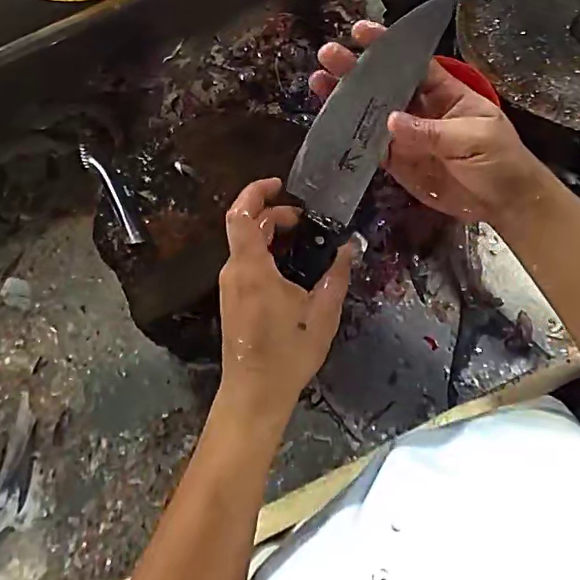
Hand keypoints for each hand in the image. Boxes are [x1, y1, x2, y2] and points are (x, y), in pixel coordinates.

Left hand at [216, 177, 353, 417]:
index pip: (241, 215)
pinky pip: (246, 261)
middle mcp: (234, 272)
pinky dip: (266, 250)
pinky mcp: (233, 299)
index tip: (280, 184)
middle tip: (306, 220)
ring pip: (246, 244)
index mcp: (252, 269)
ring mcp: (230, 286)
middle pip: (246, 226)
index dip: (255, 191)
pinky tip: (291, 263)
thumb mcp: (323, 312)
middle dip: (275, 214)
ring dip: (271, 233)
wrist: (254, 394)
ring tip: (303, 238)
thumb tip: (349, 248)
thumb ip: (337, 275)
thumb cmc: (287, 352)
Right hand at [310, 20, 546, 224]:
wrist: (505, 202)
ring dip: (346, 99)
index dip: (387, 47)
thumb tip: (390, 122)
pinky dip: (351, 136)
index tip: (360, 32)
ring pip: (372, 113)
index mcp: (446, 92)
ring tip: (319, 81)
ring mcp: (408, 135)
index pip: (412, 64)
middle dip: (357, 69)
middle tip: (329, 55)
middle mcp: (422, 108)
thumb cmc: (500, 159)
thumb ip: (432, 131)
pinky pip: (371, 147)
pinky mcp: (400, 162)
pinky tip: (329, 123)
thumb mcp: (476, 137)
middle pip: (385, 84)